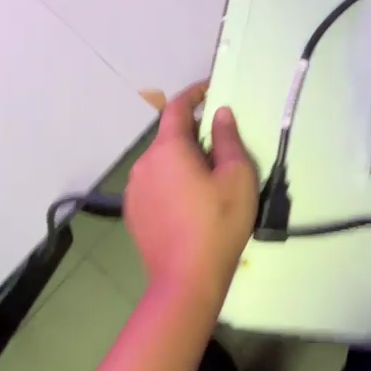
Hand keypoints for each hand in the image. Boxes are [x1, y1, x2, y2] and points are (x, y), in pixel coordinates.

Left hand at [124, 83, 258, 300]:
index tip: (211, 88)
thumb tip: (220, 114)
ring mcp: (135, 191)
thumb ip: (228, 139)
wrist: (186, 282)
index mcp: (168, 149)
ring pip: (162, 162)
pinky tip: (192, 202)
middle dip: (194, 134)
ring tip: (210, 178)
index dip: (195, 93)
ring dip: (183, 160)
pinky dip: (173, 181)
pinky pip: (155, 184)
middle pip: (170, 136)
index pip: (177, 108)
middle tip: (223, 145)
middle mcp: (144, 164)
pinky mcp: (134, 214)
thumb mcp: (237, 176)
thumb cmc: (218, 223)